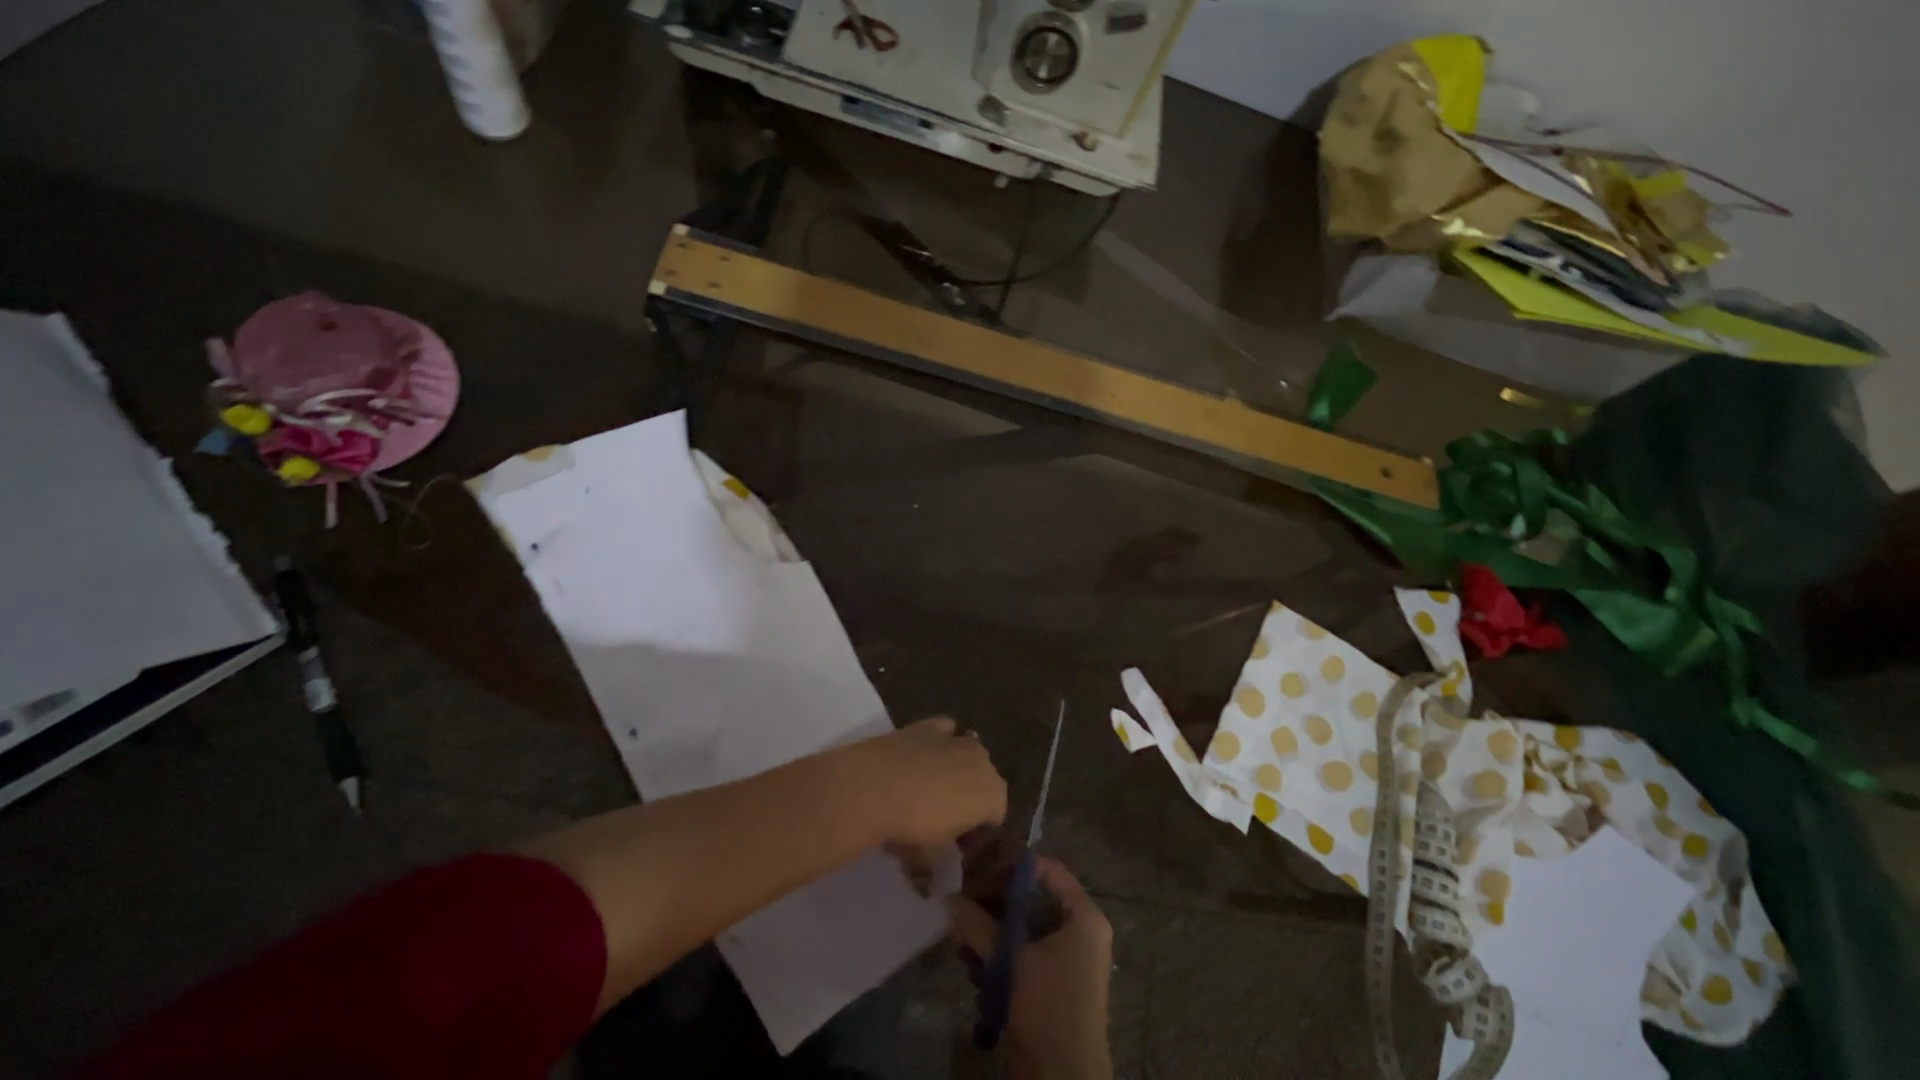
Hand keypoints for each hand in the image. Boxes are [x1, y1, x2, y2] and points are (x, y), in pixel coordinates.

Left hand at [848, 717, 1006, 856]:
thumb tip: (927, 886)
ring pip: (966, 753)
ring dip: (956, 768)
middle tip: (943, 819)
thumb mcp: (927, 859)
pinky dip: (938, 741)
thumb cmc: (911, 827)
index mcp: (993, 796)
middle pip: (984, 782)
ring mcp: (956, 740)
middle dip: (970, 798)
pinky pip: (943, 731)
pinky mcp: (929, 726)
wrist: (873, 787)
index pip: (996, 817)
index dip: (978, 833)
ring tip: (929, 788)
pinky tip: (920, 756)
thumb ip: (934, 870)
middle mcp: (983, 762)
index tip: (957, 846)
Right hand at [952, 858, 1113, 1079]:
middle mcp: (1077, 932)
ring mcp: (1063, 959)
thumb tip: (950, 899)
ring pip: (1020, 929)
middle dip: (994, 901)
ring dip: (989, 931)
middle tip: (960, 897)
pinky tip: (970, 962)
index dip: (1015, 862)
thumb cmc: (1050, 1005)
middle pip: (1031, 900)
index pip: (1050, 871)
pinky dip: (996, 956)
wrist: (1062, 1073)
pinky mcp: (1047, 983)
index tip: (978, 858)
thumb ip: (981, 926)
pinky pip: (1019, 955)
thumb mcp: (1014, 961)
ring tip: (960, 934)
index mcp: (1083, 918)